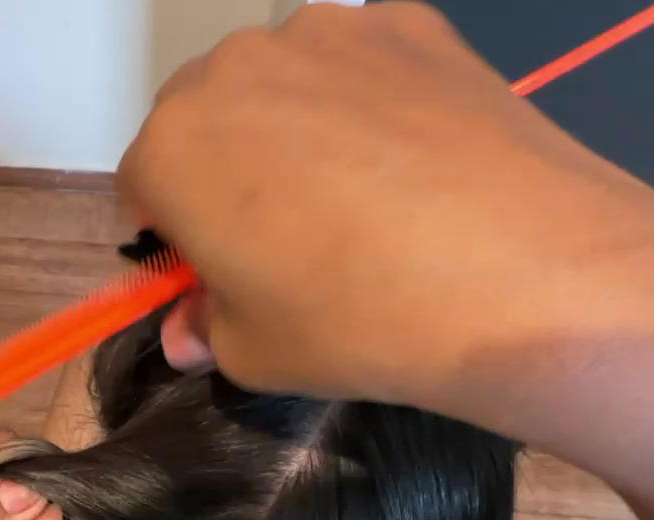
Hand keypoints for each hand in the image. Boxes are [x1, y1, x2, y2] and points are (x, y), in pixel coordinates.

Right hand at [123, 2, 653, 426]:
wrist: (513, 274)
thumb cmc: (347, 320)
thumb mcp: (251, 352)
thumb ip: (204, 328)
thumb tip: (189, 330)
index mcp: (170, 148)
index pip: (140, 189)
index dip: (171, 238)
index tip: (210, 275)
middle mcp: (232, 69)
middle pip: (201, 126)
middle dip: (218, 179)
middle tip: (275, 242)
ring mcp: (326, 31)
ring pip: (275, 89)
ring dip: (284, 136)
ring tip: (348, 206)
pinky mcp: (408, 21)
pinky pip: (352, 67)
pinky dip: (357, 108)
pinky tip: (403, 167)